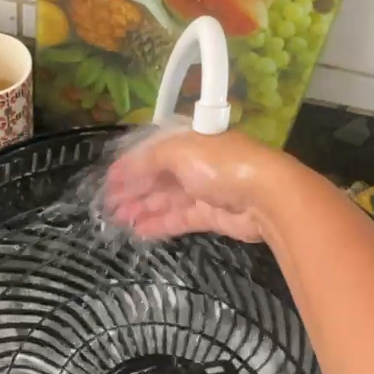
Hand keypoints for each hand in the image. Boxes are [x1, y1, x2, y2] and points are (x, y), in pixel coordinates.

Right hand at [101, 128, 306, 241]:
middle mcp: (196, 165)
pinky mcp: (211, 216)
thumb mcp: (179, 151)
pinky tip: (140, 231)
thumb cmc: (221, 166)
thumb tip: (124, 170)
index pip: (153, 153)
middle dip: (133, 191)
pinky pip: (179, 219)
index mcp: (189, 143)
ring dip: (142, 209)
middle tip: (108, 207)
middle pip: (158, 178)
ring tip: (120, 221)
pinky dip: (160, 224)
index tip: (108, 182)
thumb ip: (148, 159)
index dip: (130, 167)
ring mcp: (204, 191)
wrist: (264, 196)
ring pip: (166, 201)